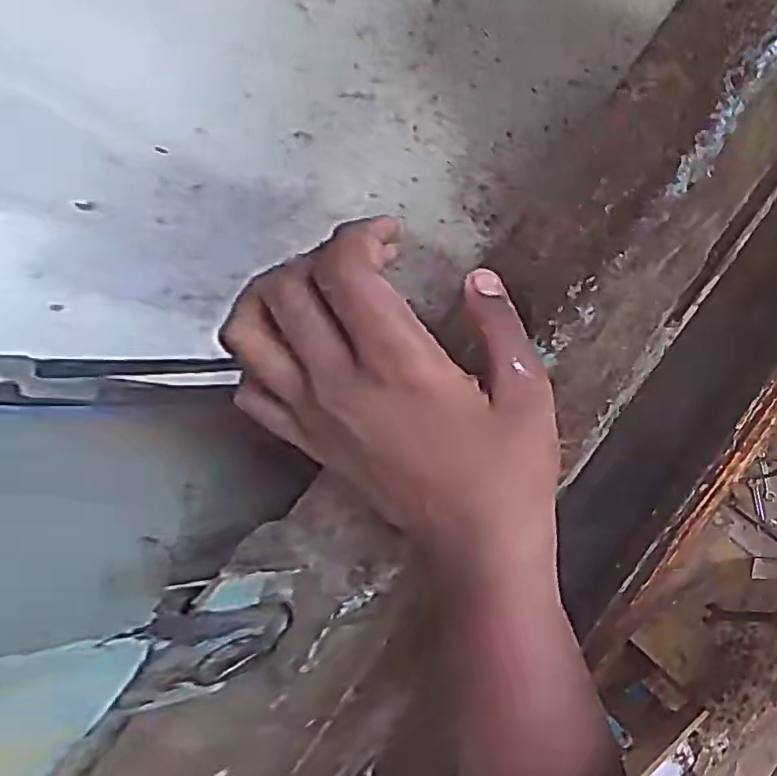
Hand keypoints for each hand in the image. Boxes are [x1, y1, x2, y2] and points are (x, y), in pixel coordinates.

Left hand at [218, 217, 557, 567]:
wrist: (479, 540)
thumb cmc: (512, 469)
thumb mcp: (528, 394)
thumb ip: (502, 329)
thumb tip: (478, 278)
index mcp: (399, 366)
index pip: (346, 275)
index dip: (361, 238)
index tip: (393, 235)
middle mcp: (340, 384)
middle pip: (288, 290)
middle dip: (322, 257)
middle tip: (368, 262)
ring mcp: (313, 416)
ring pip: (248, 332)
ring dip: (273, 294)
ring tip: (319, 292)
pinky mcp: (307, 443)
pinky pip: (249, 386)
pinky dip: (261, 354)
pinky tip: (302, 351)